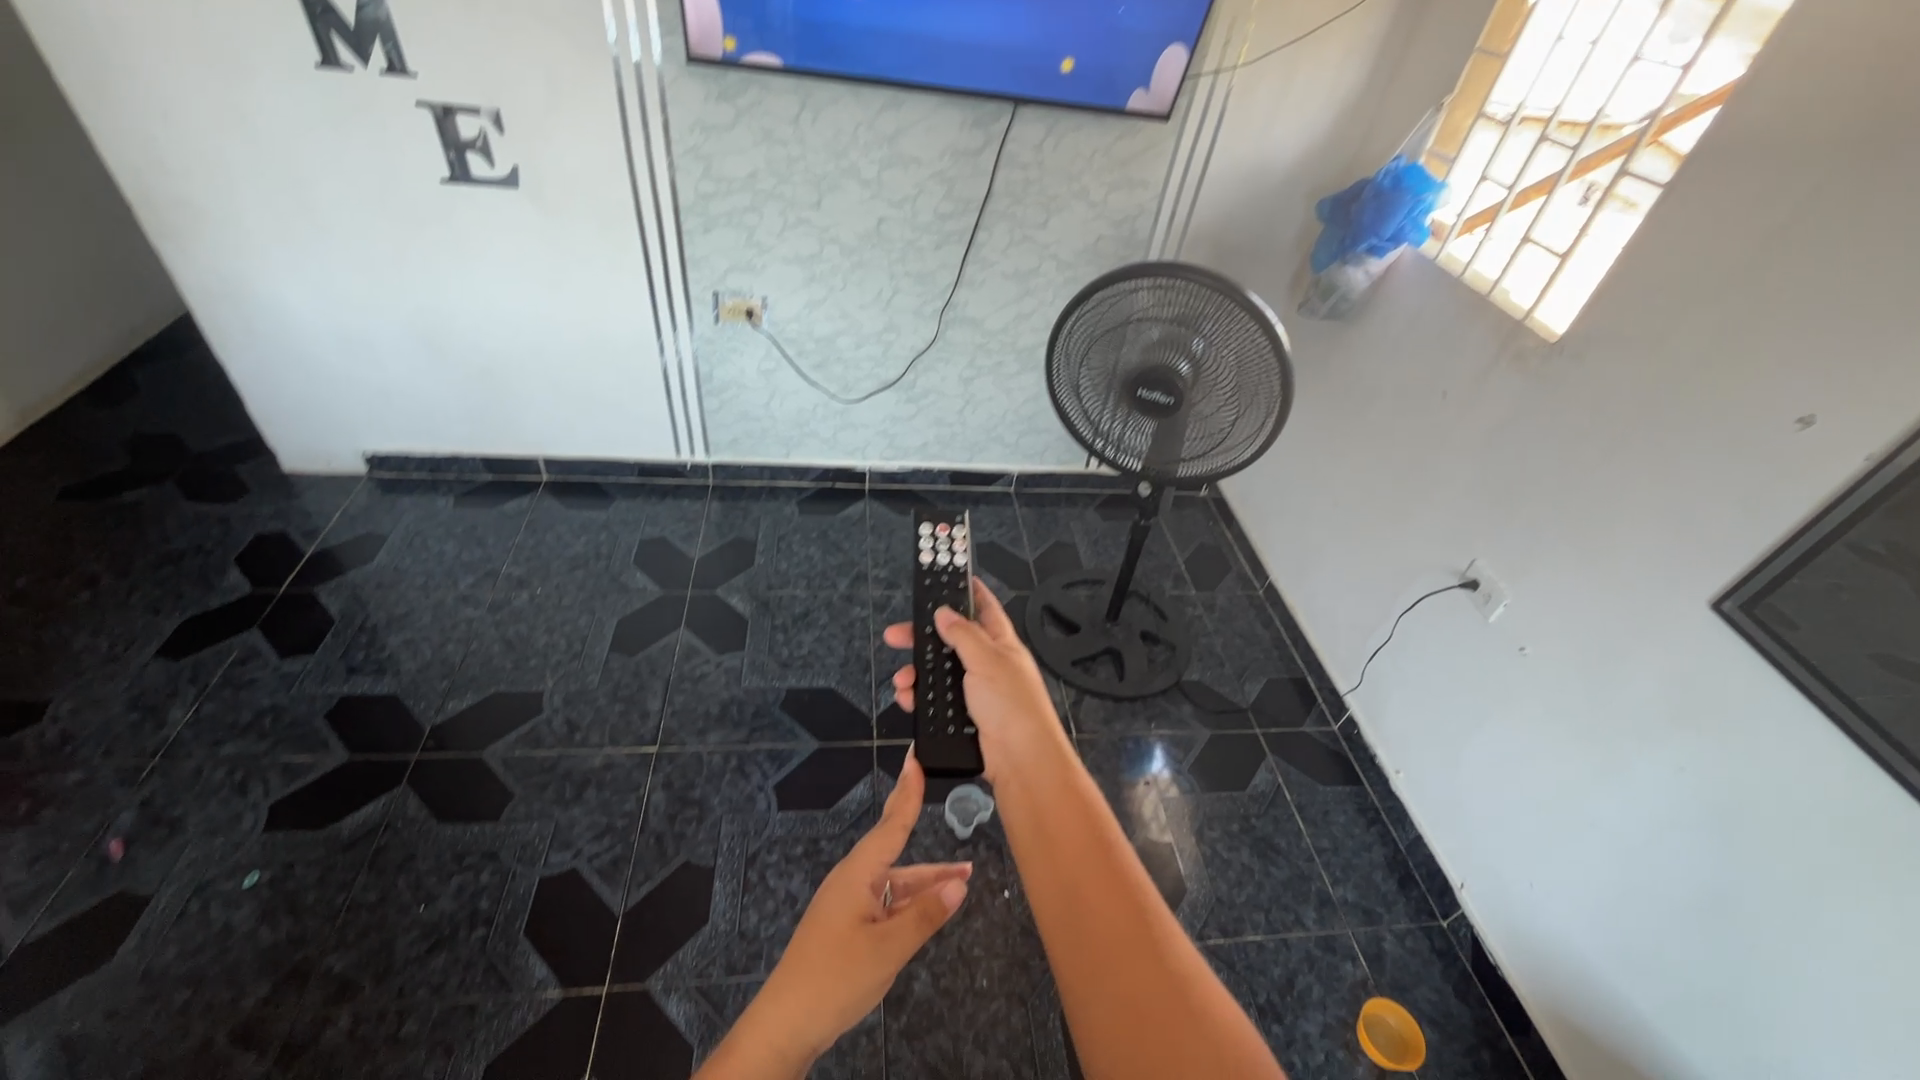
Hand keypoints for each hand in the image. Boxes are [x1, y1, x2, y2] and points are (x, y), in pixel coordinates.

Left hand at [722, 752, 969, 1071]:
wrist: (787, 1024)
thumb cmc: (835, 978)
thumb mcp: (888, 948)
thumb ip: (925, 915)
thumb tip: (959, 884)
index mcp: (857, 875)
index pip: (890, 825)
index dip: (907, 793)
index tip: (915, 760)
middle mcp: (852, 882)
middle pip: (894, 851)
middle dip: (922, 838)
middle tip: (942, 811)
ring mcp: (848, 906)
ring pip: (894, 884)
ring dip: (926, 882)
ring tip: (964, 879)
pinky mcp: (848, 928)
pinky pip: (886, 904)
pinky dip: (911, 904)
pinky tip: (931, 911)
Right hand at [884, 579, 1073, 784]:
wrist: (1020, 759)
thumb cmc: (1010, 703)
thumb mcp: (987, 660)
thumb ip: (963, 634)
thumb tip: (943, 612)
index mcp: (1000, 643)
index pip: (984, 608)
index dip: (968, 592)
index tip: (948, 577)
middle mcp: (987, 664)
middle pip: (950, 641)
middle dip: (922, 638)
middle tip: (895, 635)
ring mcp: (974, 691)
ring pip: (938, 673)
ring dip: (917, 674)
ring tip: (902, 682)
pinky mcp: (963, 716)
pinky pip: (935, 701)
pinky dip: (919, 698)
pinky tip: (907, 700)